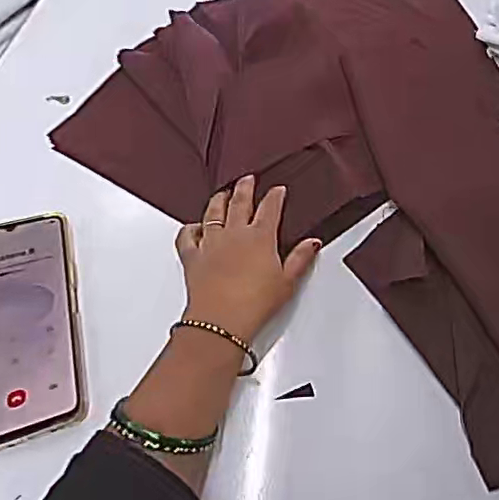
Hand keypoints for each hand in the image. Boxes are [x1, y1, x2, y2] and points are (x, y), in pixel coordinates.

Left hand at [176, 176, 321, 343]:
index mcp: (260, 237)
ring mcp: (210, 243)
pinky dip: (190, 228)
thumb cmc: (254, 303)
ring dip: (219, 200)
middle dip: (245, 188)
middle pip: (239, 202)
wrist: (221, 320)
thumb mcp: (288, 281)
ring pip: (213, 212)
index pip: (270, 208)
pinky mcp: (192, 257)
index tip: (278, 190)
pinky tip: (193, 225)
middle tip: (248, 179)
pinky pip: (187, 235)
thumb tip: (311, 243)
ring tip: (223, 193)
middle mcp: (233, 234)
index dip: (275, 196)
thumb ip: (300, 258)